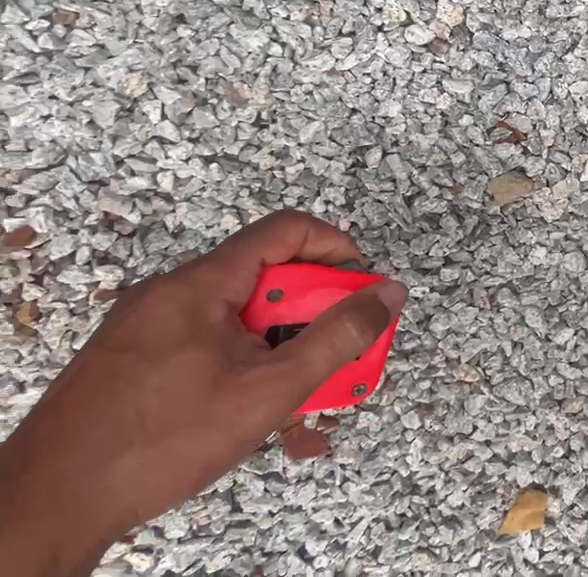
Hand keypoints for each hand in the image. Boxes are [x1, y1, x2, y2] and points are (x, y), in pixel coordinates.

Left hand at [0, 211, 405, 576]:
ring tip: (313, 410)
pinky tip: (274, 427)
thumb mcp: (270, 389)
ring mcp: (151, 333)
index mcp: (199, 287)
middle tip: (343, 360)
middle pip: (272, 284)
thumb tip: (390, 293)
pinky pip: (217, 354)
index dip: (338, 250)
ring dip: (291, 360)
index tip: (363, 291)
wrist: (36, 517)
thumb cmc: (158, 443)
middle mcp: (172, 297)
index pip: (287, 230)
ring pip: (248, 327)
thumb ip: (340, 337)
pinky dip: (253, 378)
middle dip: (319, 322)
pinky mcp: (139, 367)